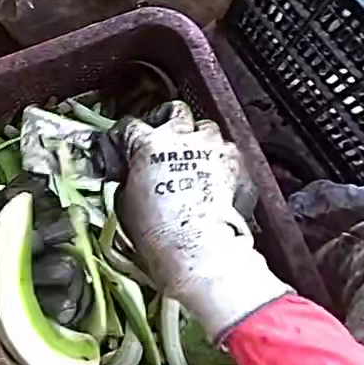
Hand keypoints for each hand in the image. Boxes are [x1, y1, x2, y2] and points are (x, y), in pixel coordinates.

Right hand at [118, 101, 289, 340]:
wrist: (200, 251)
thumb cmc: (156, 233)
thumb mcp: (126, 203)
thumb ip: (129, 179)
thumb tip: (131, 176)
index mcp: (148, 143)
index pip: (130, 125)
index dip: (126, 137)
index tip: (125, 148)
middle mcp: (182, 136)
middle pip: (176, 112)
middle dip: (172, 124)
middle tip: (167, 143)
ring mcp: (213, 147)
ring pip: (207, 130)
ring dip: (200, 142)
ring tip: (196, 163)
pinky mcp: (238, 164)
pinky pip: (228, 154)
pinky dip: (221, 164)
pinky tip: (217, 183)